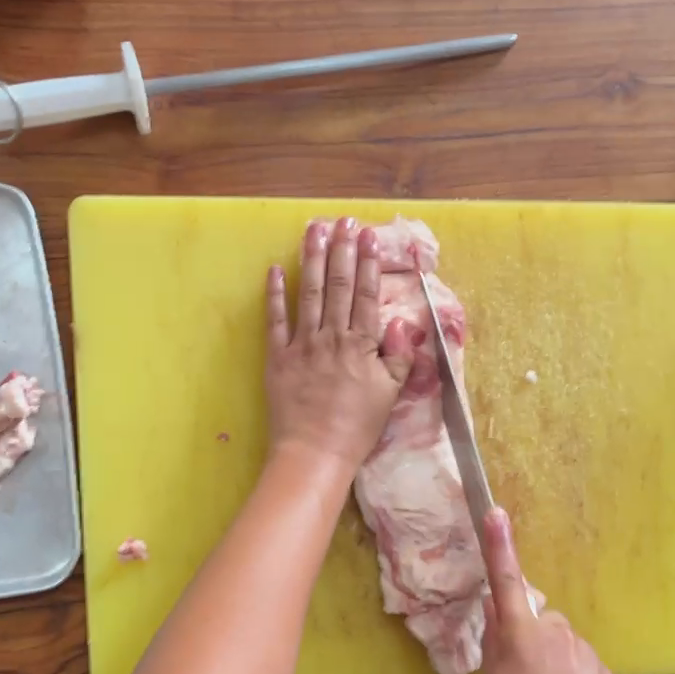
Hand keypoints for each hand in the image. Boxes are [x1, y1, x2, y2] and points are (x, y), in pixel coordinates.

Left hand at [264, 218, 413, 474]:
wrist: (315, 453)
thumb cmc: (357, 428)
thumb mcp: (390, 395)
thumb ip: (398, 357)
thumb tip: (399, 322)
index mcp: (362, 345)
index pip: (367, 295)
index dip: (368, 263)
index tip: (368, 236)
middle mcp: (332, 337)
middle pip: (338, 285)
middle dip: (341, 249)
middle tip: (343, 219)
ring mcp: (302, 345)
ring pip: (308, 293)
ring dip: (311, 258)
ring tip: (314, 229)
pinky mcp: (278, 358)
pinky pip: (275, 320)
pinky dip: (274, 294)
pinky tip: (275, 269)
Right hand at [478, 508, 651, 673]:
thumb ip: (495, 648)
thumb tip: (499, 616)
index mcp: (522, 636)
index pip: (505, 581)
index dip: (498, 545)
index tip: (495, 511)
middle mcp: (556, 632)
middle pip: (531, 619)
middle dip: (523, 638)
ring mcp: (584, 650)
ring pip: (554, 642)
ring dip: (545, 661)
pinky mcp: (603, 669)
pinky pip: (574, 662)